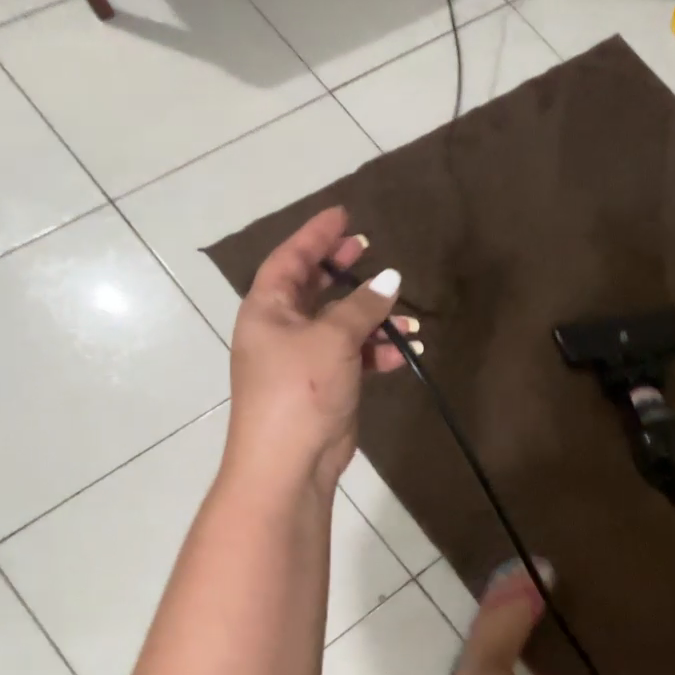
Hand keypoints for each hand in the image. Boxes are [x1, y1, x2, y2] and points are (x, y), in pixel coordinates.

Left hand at [227, 207, 415, 491]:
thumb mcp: (333, 338)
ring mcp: (305, 357)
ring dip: (374, 318)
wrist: (289, 459)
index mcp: (268, 309)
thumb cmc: (299, 388)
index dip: (316, 235)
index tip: (344, 215)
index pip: (291, 259)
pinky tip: (407, 351)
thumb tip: (391, 278)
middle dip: (344, 271)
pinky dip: (380, 350)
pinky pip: (356, 355)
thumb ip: (363, 306)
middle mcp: (282, 328)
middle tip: (369, 247)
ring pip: (343, 324)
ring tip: (407, 315)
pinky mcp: (327, 383)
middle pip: (315, 288)